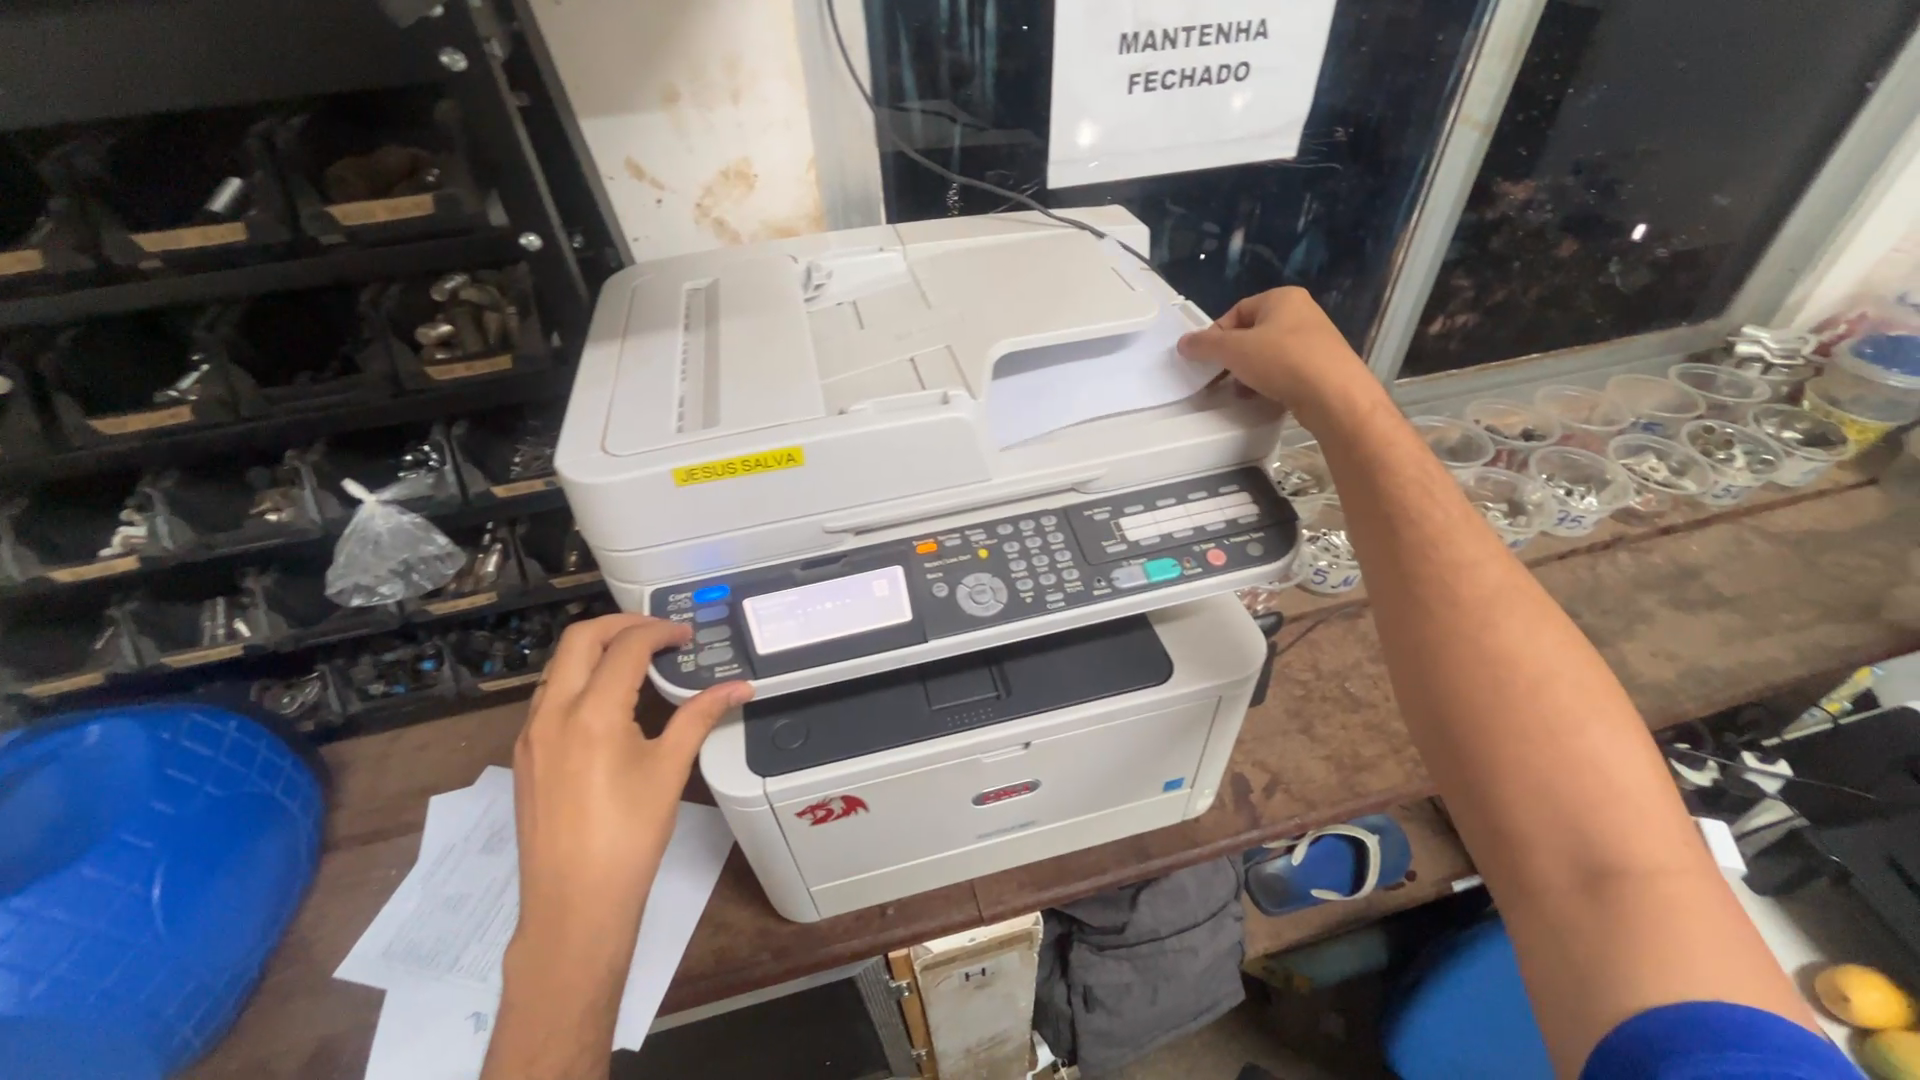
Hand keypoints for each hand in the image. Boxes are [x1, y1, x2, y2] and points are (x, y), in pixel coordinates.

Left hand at [510, 614, 751, 947]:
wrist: (574, 902)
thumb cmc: (630, 836)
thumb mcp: (670, 770)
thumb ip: (700, 717)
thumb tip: (740, 687)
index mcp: (591, 713)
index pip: (625, 648)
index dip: (659, 632)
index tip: (686, 636)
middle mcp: (552, 713)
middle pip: (579, 639)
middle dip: (621, 624)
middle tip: (658, 632)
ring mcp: (531, 733)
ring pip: (557, 665)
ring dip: (595, 649)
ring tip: (635, 659)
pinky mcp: (525, 754)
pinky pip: (548, 696)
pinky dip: (578, 678)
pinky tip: (608, 700)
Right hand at [1177, 287, 1377, 430]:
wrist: (1335, 395)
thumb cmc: (1283, 361)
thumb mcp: (1235, 350)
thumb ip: (1205, 345)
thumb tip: (1183, 343)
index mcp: (1282, 298)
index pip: (1237, 311)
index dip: (1216, 334)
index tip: (1205, 358)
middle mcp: (1301, 313)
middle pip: (1252, 333)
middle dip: (1231, 357)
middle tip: (1218, 377)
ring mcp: (1314, 340)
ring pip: (1267, 353)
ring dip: (1247, 372)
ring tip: (1238, 391)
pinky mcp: (1321, 367)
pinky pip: (1284, 370)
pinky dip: (1267, 382)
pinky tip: (1260, 397)